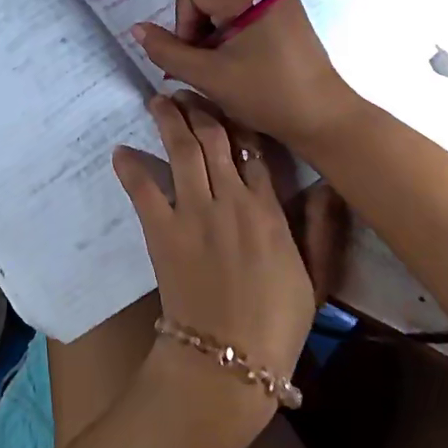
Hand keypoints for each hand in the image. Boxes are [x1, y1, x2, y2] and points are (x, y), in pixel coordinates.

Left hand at [112, 94, 317, 419]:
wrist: (229, 357)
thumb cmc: (276, 323)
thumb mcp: (316, 277)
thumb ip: (322, 229)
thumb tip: (327, 187)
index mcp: (269, 210)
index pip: (255, 150)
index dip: (240, 123)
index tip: (230, 103)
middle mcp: (232, 200)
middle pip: (215, 139)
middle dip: (201, 109)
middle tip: (187, 90)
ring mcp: (194, 213)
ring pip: (183, 151)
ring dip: (169, 121)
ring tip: (159, 100)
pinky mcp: (162, 231)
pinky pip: (143, 188)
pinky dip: (131, 167)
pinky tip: (120, 150)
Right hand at [129, 0, 364, 152]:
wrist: (325, 121)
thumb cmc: (268, 97)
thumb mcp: (209, 76)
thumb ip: (167, 52)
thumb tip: (137, 29)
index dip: (182, 23)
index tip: (196, 58)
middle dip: (197, 35)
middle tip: (206, 71)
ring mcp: (281, 7)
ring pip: (222, 13)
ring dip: (213, 43)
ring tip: (223, 76)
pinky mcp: (286, 24)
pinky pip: (243, 23)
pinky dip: (231, 45)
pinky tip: (239, 73)